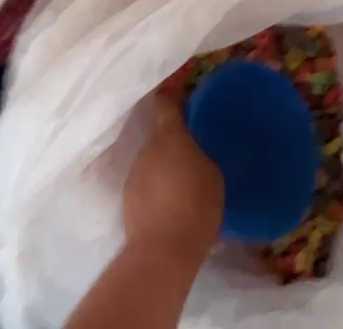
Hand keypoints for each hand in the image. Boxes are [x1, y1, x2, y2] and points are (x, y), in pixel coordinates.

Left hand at [122, 94, 223, 265]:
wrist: (162, 251)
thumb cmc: (196, 205)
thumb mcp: (214, 174)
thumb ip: (203, 155)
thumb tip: (196, 153)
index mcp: (170, 136)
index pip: (165, 103)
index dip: (173, 95)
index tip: (183, 92)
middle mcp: (147, 149)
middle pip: (160, 135)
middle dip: (175, 140)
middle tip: (194, 152)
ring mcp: (134, 173)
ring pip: (152, 160)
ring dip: (165, 165)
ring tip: (184, 183)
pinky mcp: (128, 198)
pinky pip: (146, 182)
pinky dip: (158, 187)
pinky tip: (171, 204)